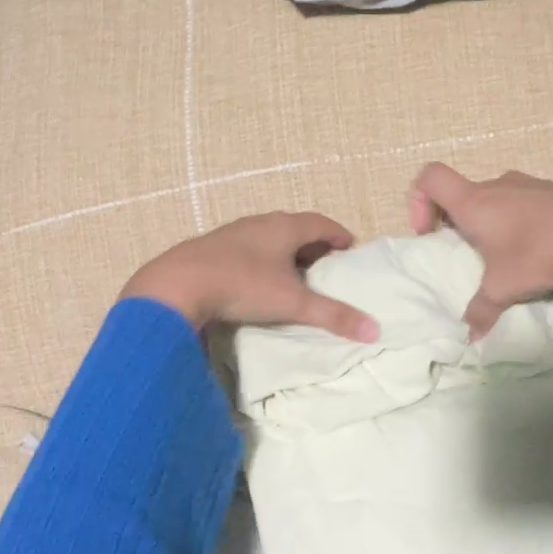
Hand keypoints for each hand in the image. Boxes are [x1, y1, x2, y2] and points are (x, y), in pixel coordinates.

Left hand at [120, 212, 380, 341]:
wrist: (178, 285)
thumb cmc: (242, 286)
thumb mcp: (292, 303)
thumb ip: (333, 316)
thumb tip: (374, 330)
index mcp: (283, 227)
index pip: (320, 223)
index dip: (338, 234)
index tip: (350, 247)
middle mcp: (257, 224)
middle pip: (293, 228)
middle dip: (312, 245)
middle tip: (326, 265)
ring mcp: (230, 235)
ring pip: (266, 239)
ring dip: (283, 253)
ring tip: (293, 276)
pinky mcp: (209, 251)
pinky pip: (244, 251)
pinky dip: (259, 262)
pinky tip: (256, 282)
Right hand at [407, 163, 552, 337]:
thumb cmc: (539, 253)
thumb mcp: (503, 289)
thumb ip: (480, 311)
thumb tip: (470, 337)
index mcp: (474, 202)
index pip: (430, 177)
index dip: (419, 201)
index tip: (429, 233)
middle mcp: (498, 186)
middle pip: (463, 194)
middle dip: (458, 223)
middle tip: (470, 255)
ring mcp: (529, 185)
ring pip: (496, 199)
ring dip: (493, 224)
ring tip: (508, 257)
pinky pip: (525, 204)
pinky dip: (522, 224)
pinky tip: (540, 250)